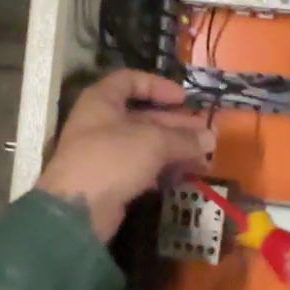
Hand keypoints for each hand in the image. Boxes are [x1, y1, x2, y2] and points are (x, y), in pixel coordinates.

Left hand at [35, 70, 215, 241]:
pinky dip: (164, 170)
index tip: (184, 98)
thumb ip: (183, 138)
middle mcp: (101, 123)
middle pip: (144, 116)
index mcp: (102, 101)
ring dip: (175, 149)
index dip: (158, 85)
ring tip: (205, 158)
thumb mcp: (153, 141)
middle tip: (206, 133)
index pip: (130, 80)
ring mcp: (105, 154)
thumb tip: (210, 138)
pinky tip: (186, 176)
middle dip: (177, 124)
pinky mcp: (112, 181)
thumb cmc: (113, 158)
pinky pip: (142, 168)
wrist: (78, 209)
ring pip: (146, 145)